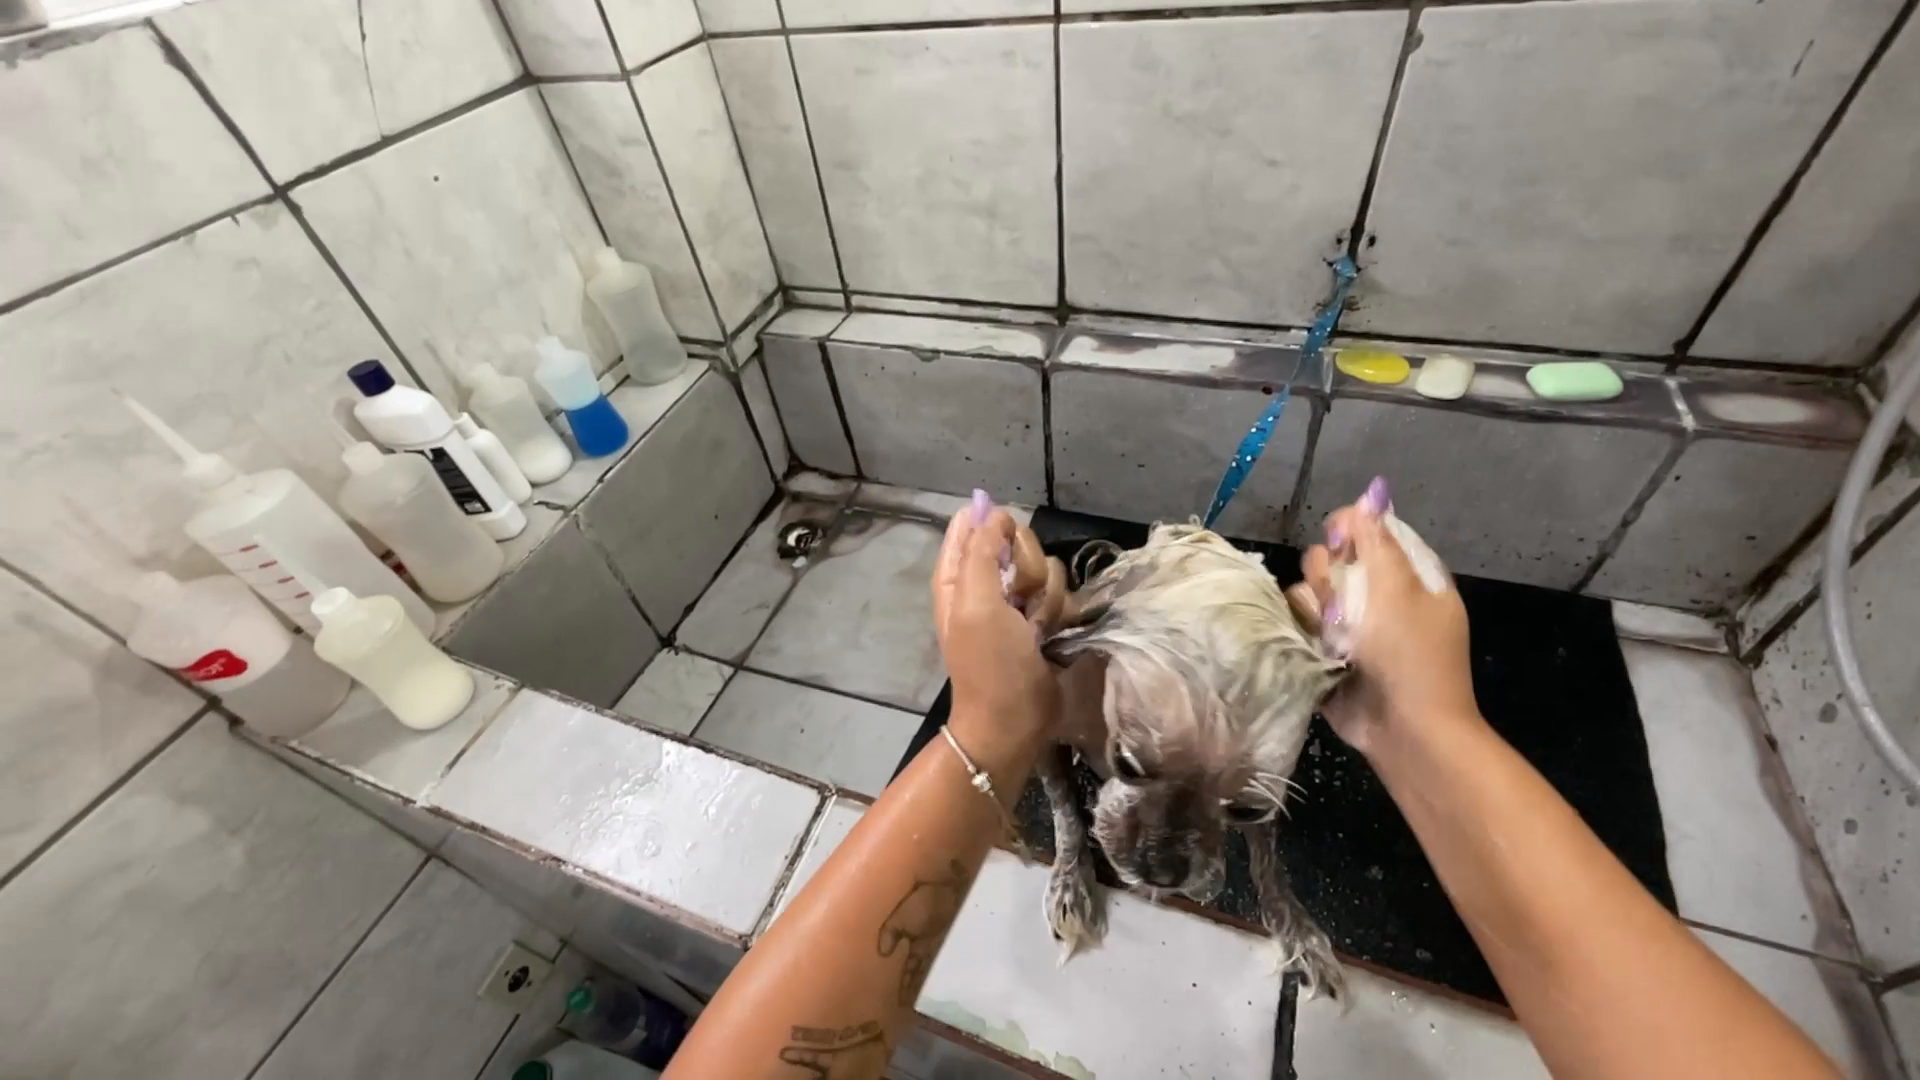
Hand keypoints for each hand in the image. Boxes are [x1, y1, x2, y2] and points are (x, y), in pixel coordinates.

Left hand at [931, 506, 1057, 765]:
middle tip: (1020, 598)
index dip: (994, 529)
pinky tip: (1049, 636)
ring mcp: (1016, 601)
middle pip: (1017, 541)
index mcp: (956, 575)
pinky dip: (1058, 613)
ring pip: (1045, 567)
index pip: (972, 523)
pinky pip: (1061, 593)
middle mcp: (985, 582)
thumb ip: (980, 550)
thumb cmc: (990, 663)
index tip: (1006, 547)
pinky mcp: (1042, 618)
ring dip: (1046, 597)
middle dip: (1027, 567)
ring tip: (1034, 629)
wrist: (1015, 720)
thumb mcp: (976, 602)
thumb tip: (992, 512)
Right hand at [1298, 500, 1478, 753]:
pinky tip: (1317, 649)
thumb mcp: (1401, 592)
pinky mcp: (1323, 647)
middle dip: (1329, 579)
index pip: (1363, 529)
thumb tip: (1369, 494)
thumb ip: (1378, 541)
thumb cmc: (1411, 656)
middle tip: (1346, 606)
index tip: (1343, 549)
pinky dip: (1303, 633)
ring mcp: (1347, 622)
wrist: (1405, 728)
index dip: (1347, 533)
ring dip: (1315, 611)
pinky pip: (1297, 623)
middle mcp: (1374, 593)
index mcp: (1405, 574)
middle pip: (1327, 558)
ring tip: (1334, 638)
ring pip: (1305, 590)